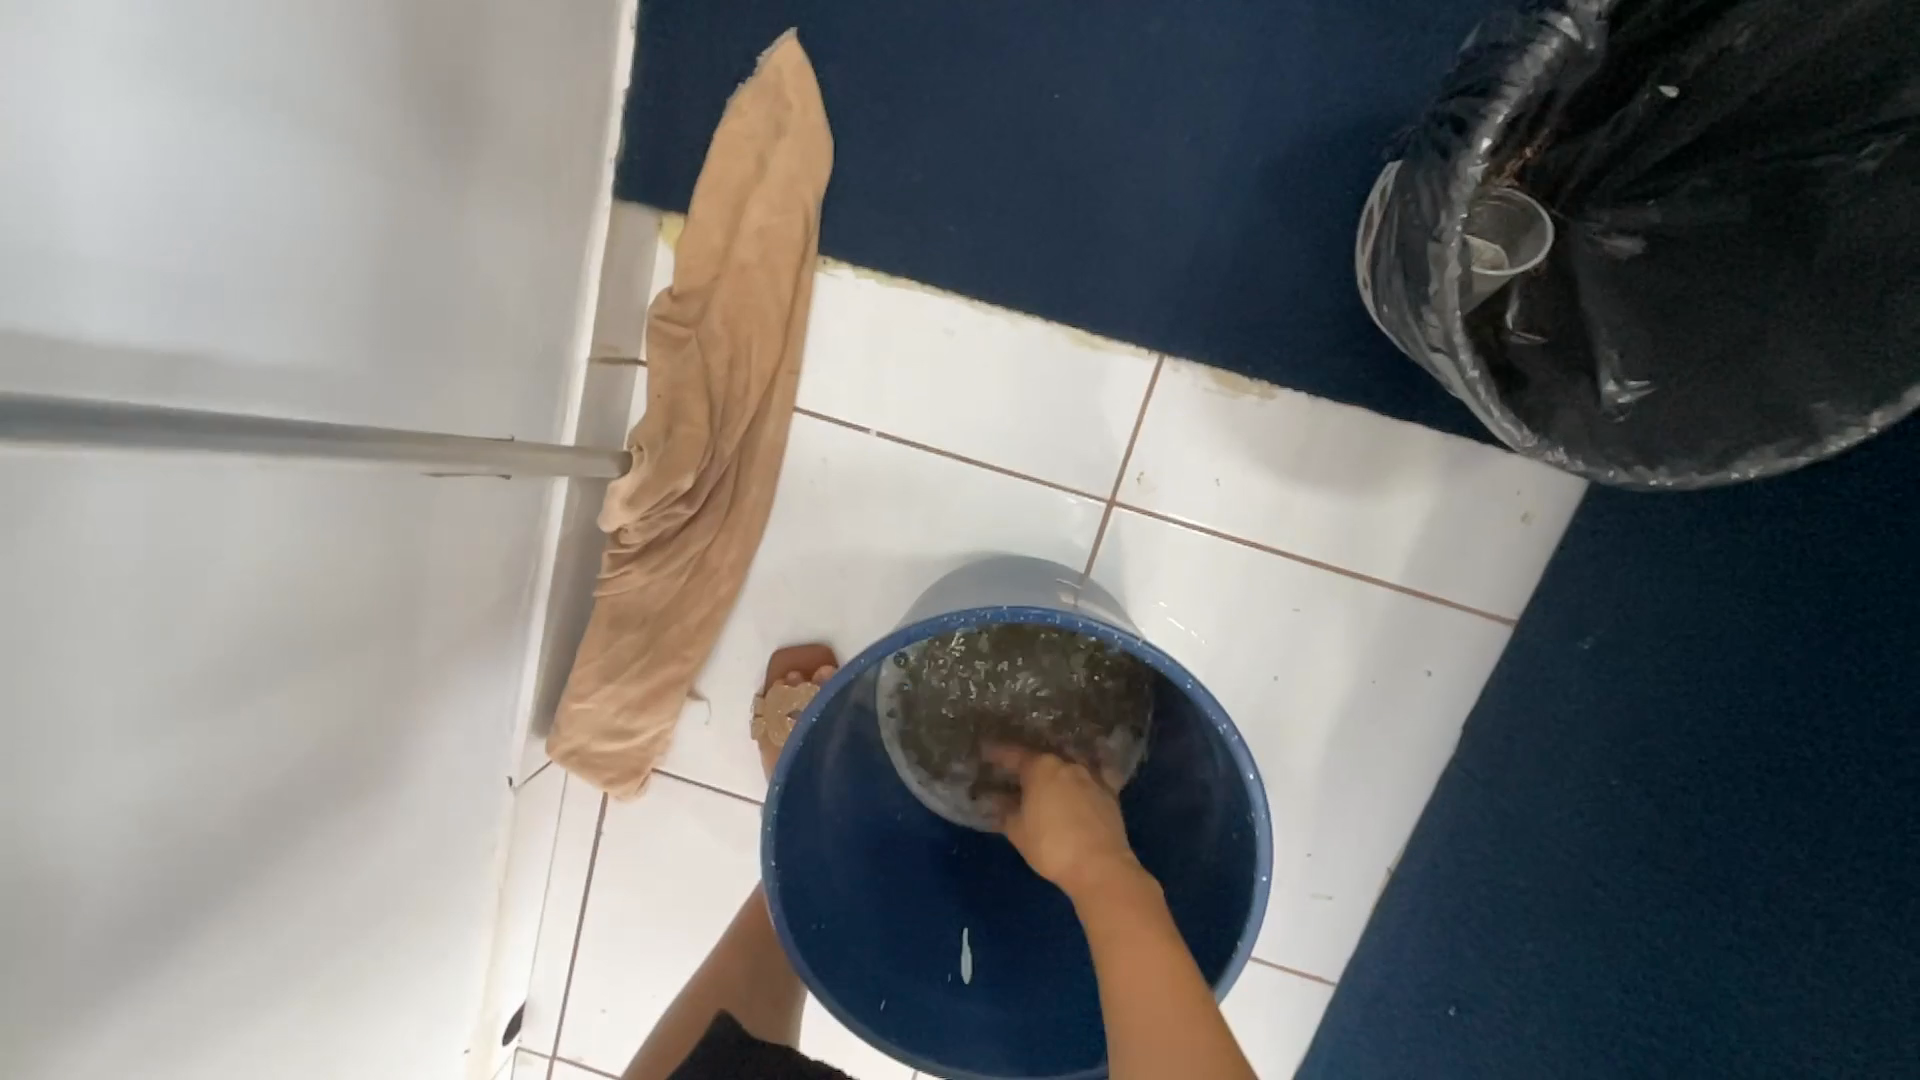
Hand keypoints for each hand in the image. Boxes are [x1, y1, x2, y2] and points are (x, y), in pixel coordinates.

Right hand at [986, 746, 1144, 901]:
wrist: (1100, 866)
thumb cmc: (1051, 846)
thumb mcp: (1017, 830)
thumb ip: (1004, 810)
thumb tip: (995, 799)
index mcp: (1040, 767)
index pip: (1012, 754)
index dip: (996, 754)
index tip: (985, 752)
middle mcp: (1066, 763)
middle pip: (1041, 758)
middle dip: (1026, 763)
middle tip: (1012, 771)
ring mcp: (1091, 775)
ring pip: (1067, 765)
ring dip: (1054, 770)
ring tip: (1044, 779)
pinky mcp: (1110, 791)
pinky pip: (1093, 777)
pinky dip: (1083, 778)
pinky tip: (1080, 782)